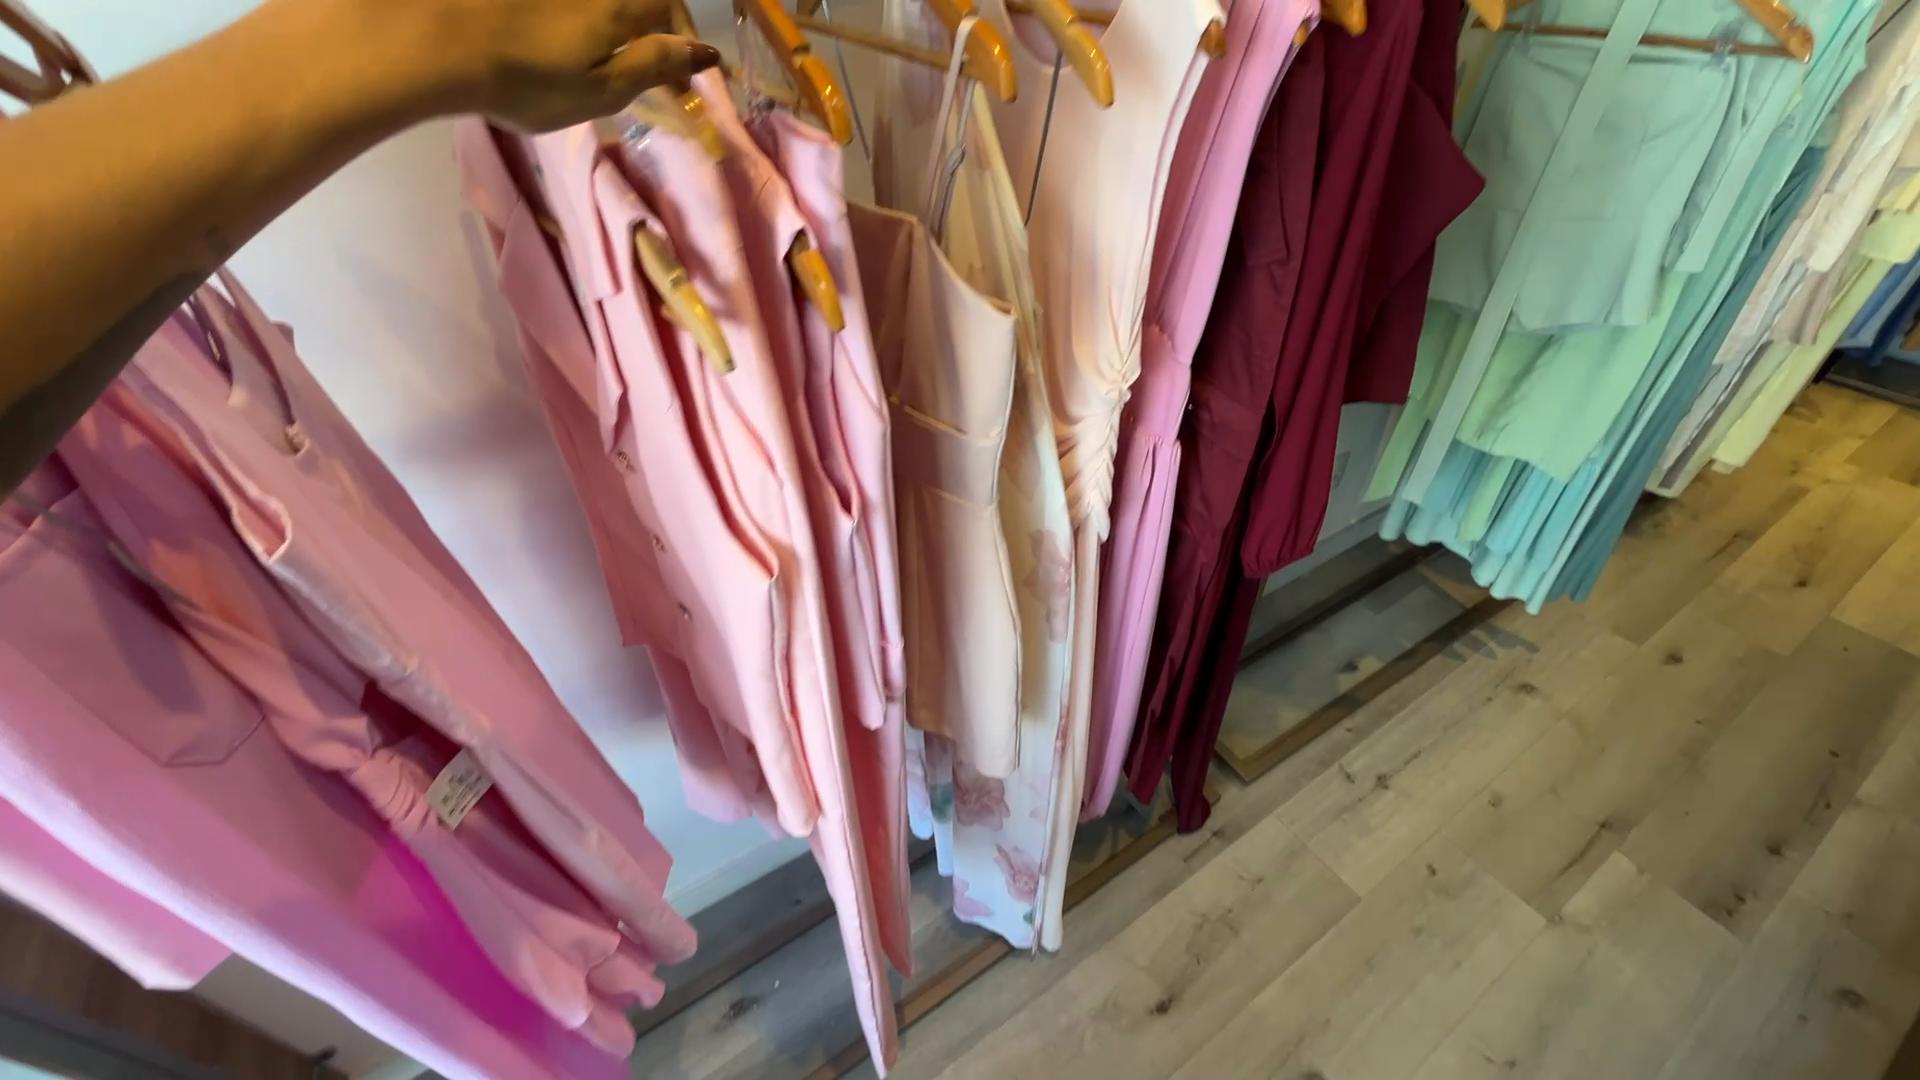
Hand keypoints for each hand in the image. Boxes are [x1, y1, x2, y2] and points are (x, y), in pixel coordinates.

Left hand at [302, 0, 724, 131]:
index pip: (669, 9)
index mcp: (617, 9)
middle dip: (656, 19)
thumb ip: (655, 65)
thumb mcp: (602, 89)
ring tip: (607, 48)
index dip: (685, 37)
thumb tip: (705, 53)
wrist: (431, 41)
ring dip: (621, 18)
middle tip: (651, 54)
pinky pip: (566, 7)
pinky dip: (578, 17)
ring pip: (601, 5)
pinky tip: (563, 31)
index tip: (690, 71)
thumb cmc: (527, 81)